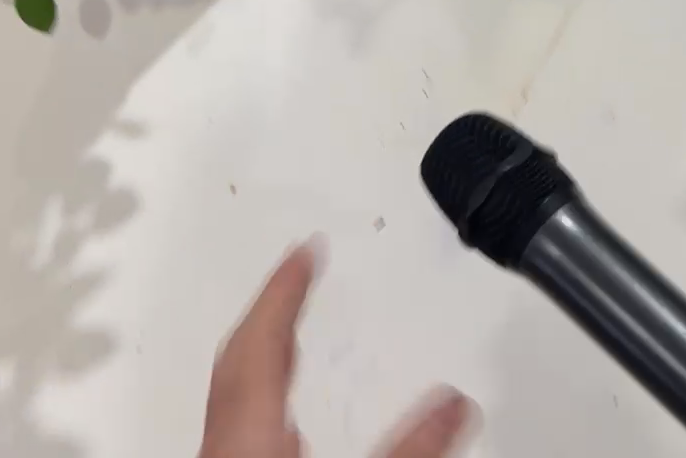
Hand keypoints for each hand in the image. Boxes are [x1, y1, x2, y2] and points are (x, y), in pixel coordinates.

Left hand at [201, 239, 476, 457]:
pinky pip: (238, 428)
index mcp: (249, 445)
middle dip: (271, 314)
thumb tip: (457, 401)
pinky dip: (262, 395)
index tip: (306, 249)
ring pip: (231, 400)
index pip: (258, 348)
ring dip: (262, 353)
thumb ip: (410, 451)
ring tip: (292, 326)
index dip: (283, 292)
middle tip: (301, 273)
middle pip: (237, 367)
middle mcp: (227, 454)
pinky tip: (283, 419)